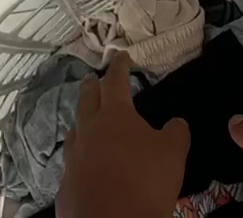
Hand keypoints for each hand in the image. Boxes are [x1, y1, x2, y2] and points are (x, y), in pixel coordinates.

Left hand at [57, 53, 190, 217]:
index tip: (121, 55)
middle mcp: (89, 131)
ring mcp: (73, 159)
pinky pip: (71, 163)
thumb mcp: (173, 153)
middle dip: (92, 86)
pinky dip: (78, 156)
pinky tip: (83, 163)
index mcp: (114, 115)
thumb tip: (176, 123)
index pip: (116, 80)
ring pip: (74, 130)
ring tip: (84, 117)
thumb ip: (176, 132)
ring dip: (80, 120)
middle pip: (87, 100)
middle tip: (93, 77)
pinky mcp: (65, 187)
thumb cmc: (145, 182)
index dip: (120, 65)